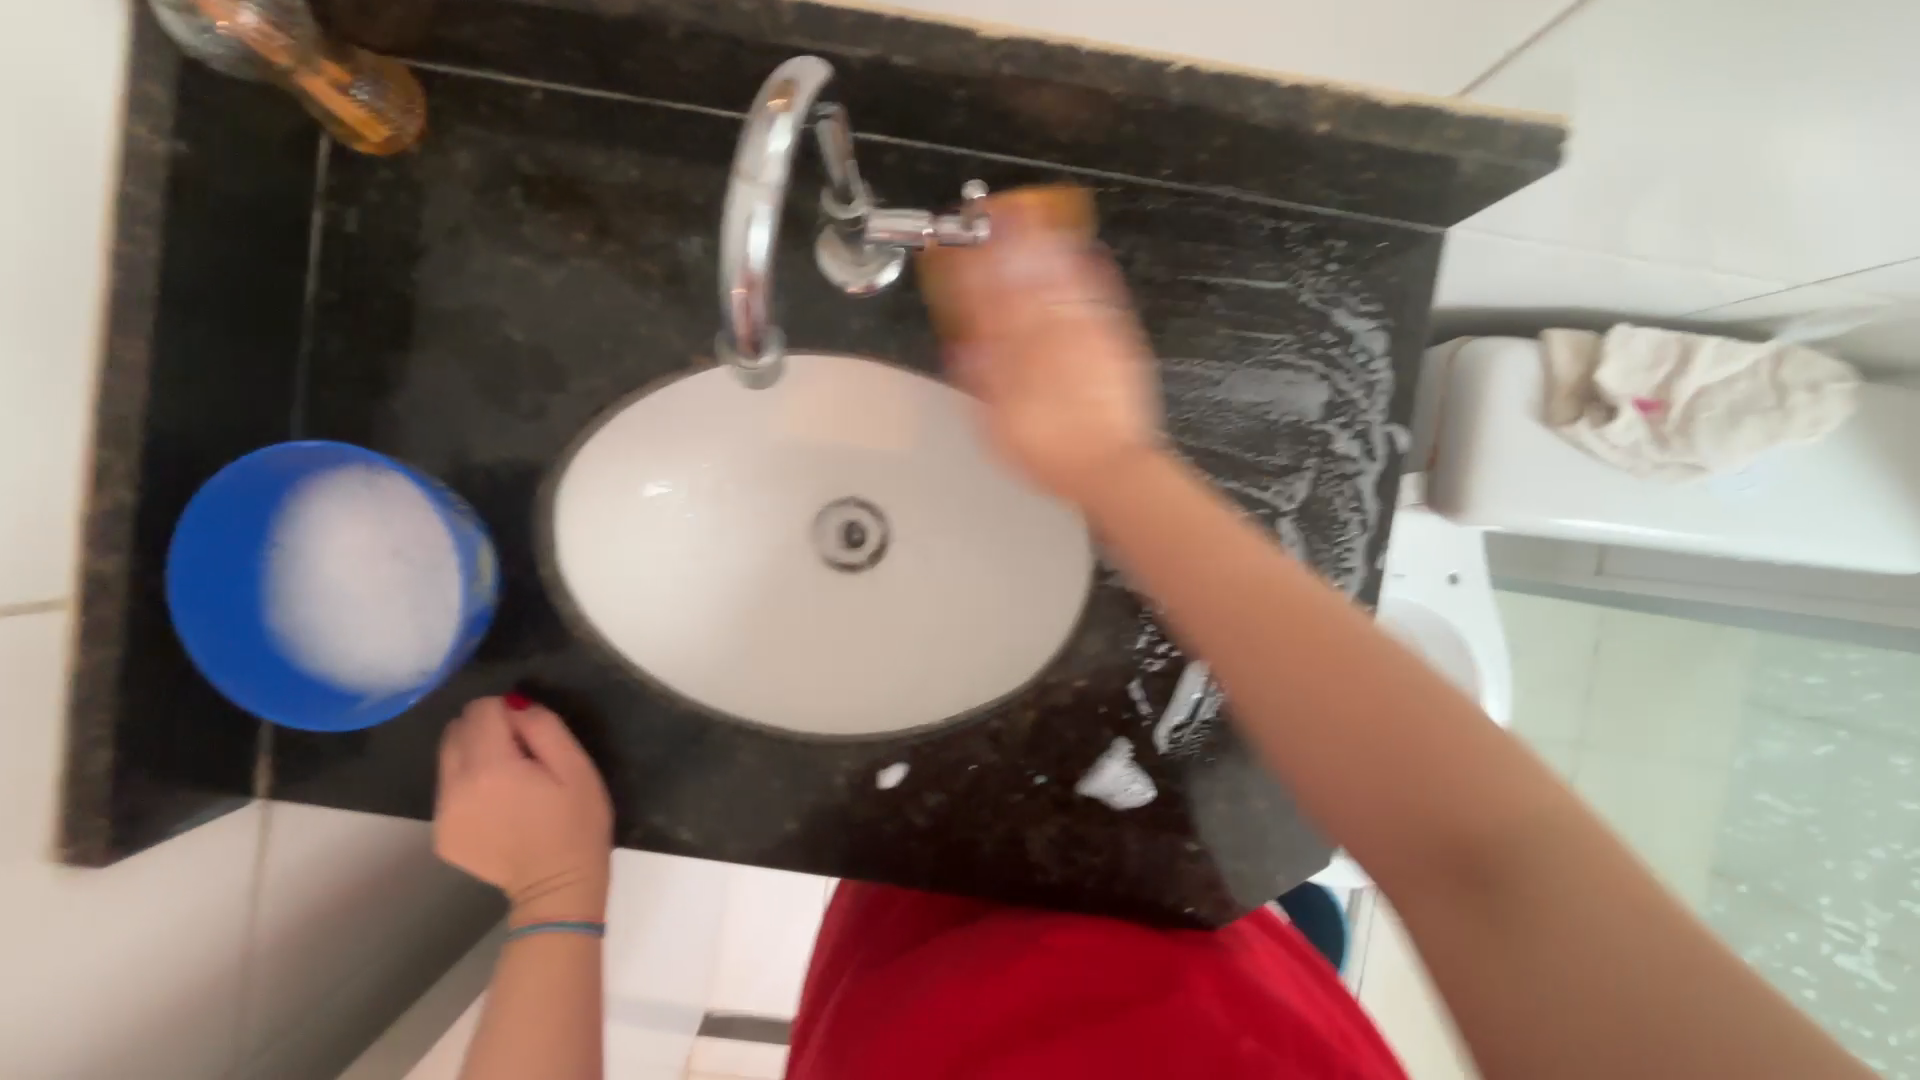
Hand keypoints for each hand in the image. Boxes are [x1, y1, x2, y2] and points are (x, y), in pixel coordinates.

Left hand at [435, 696, 613, 922]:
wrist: (559, 886)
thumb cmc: (577, 822)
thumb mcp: (576, 766)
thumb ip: (543, 726)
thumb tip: (515, 705)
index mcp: (490, 767)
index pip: (479, 710)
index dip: (507, 710)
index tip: (530, 730)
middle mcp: (455, 788)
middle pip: (455, 731)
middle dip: (485, 730)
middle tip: (521, 752)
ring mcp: (443, 815)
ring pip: (448, 760)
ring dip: (475, 757)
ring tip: (510, 781)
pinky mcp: (442, 836)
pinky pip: (449, 792)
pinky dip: (470, 787)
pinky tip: (499, 808)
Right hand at [934, 206, 1164, 504]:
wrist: (1107, 467)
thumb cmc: (1052, 454)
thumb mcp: (998, 427)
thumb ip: (983, 381)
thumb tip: (966, 348)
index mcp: (1016, 359)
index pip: (987, 304)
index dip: (972, 271)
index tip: (960, 245)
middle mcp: (1048, 340)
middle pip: (1023, 284)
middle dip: (1006, 247)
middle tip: (995, 214)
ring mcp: (1084, 338)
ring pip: (1060, 283)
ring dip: (1044, 249)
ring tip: (1032, 219)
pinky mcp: (1115, 343)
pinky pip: (1100, 298)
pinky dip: (1090, 272)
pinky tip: (1086, 253)